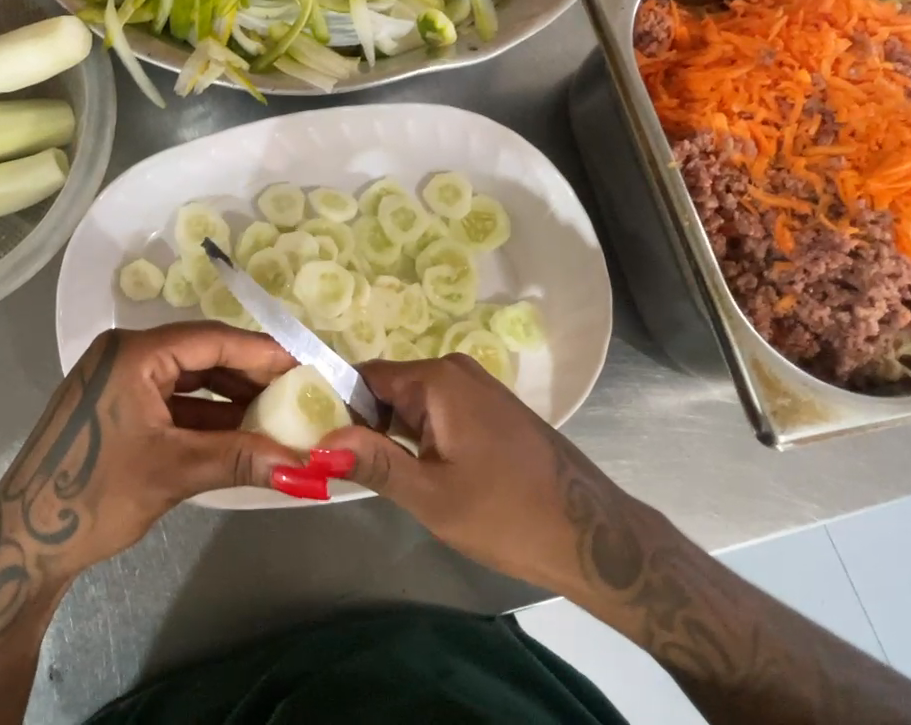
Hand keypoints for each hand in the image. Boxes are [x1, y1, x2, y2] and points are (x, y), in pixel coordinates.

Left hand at [0, 323, 302, 724]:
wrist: (24, 542)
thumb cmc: (94, 495)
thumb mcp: (174, 471)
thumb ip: (241, 458)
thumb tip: (306, 465)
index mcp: (132, 352)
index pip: (211, 340)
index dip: (263, 354)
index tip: (308, 367)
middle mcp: (124, 355)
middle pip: (202, 356)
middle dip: (252, 378)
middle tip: (301, 394)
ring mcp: (119, 381)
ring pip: (190, 381)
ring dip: (233, 401)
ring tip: (281, 417)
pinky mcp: (117, 408)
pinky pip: (173, 402)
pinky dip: (208, 418)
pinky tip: (244, 434)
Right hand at [313, 353, 654, 596]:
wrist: (596, 539)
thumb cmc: (509, 516)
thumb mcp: (431, 495)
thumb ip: (372, 462)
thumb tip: (316, 441)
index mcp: (438, 379)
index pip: (362, 376)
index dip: (334, 406)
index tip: (313, 440)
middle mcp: (456, 371)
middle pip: (385, 388)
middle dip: (361, 424)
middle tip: (340, 467)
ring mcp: (476, 389)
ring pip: (409, 402)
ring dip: (389, 434)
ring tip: (371, 473)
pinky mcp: (489, 410)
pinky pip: (435, 412)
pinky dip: (416, 437)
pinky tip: (413, 471)